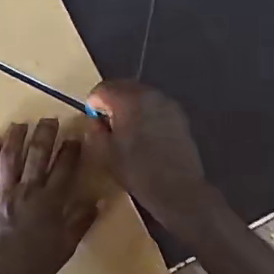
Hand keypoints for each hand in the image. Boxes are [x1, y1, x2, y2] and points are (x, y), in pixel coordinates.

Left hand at [0, 118, 99, 273]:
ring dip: (17, 137)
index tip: (75, 135)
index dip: (71, 150)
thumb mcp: (65, 248)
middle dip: (45, 134)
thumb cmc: (34, 268)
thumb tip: (96, 200)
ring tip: (22, 123)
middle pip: (37, 155)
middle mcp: (27, 191)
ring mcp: (3, 193)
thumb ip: (80, 221)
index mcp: (50, 202)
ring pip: (11, 157)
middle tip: (49, 119)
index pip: (65, 168)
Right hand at [85, 80, 212, 226]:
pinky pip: (156, 106)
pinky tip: (146, 135)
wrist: (177, 187)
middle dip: (112, 101)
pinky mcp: (180, 115)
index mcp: (127, 100)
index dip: (93, 103)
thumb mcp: (105, 153)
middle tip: (107, 123)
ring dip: (130, 106)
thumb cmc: (136, 170)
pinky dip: (147, 113)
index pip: (102, 89)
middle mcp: (149, 94)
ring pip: (141, 95)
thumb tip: (96, 119)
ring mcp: (167, 103)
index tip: (93, 120)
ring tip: (128, 130)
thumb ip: (95, 130)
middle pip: (123, 87)